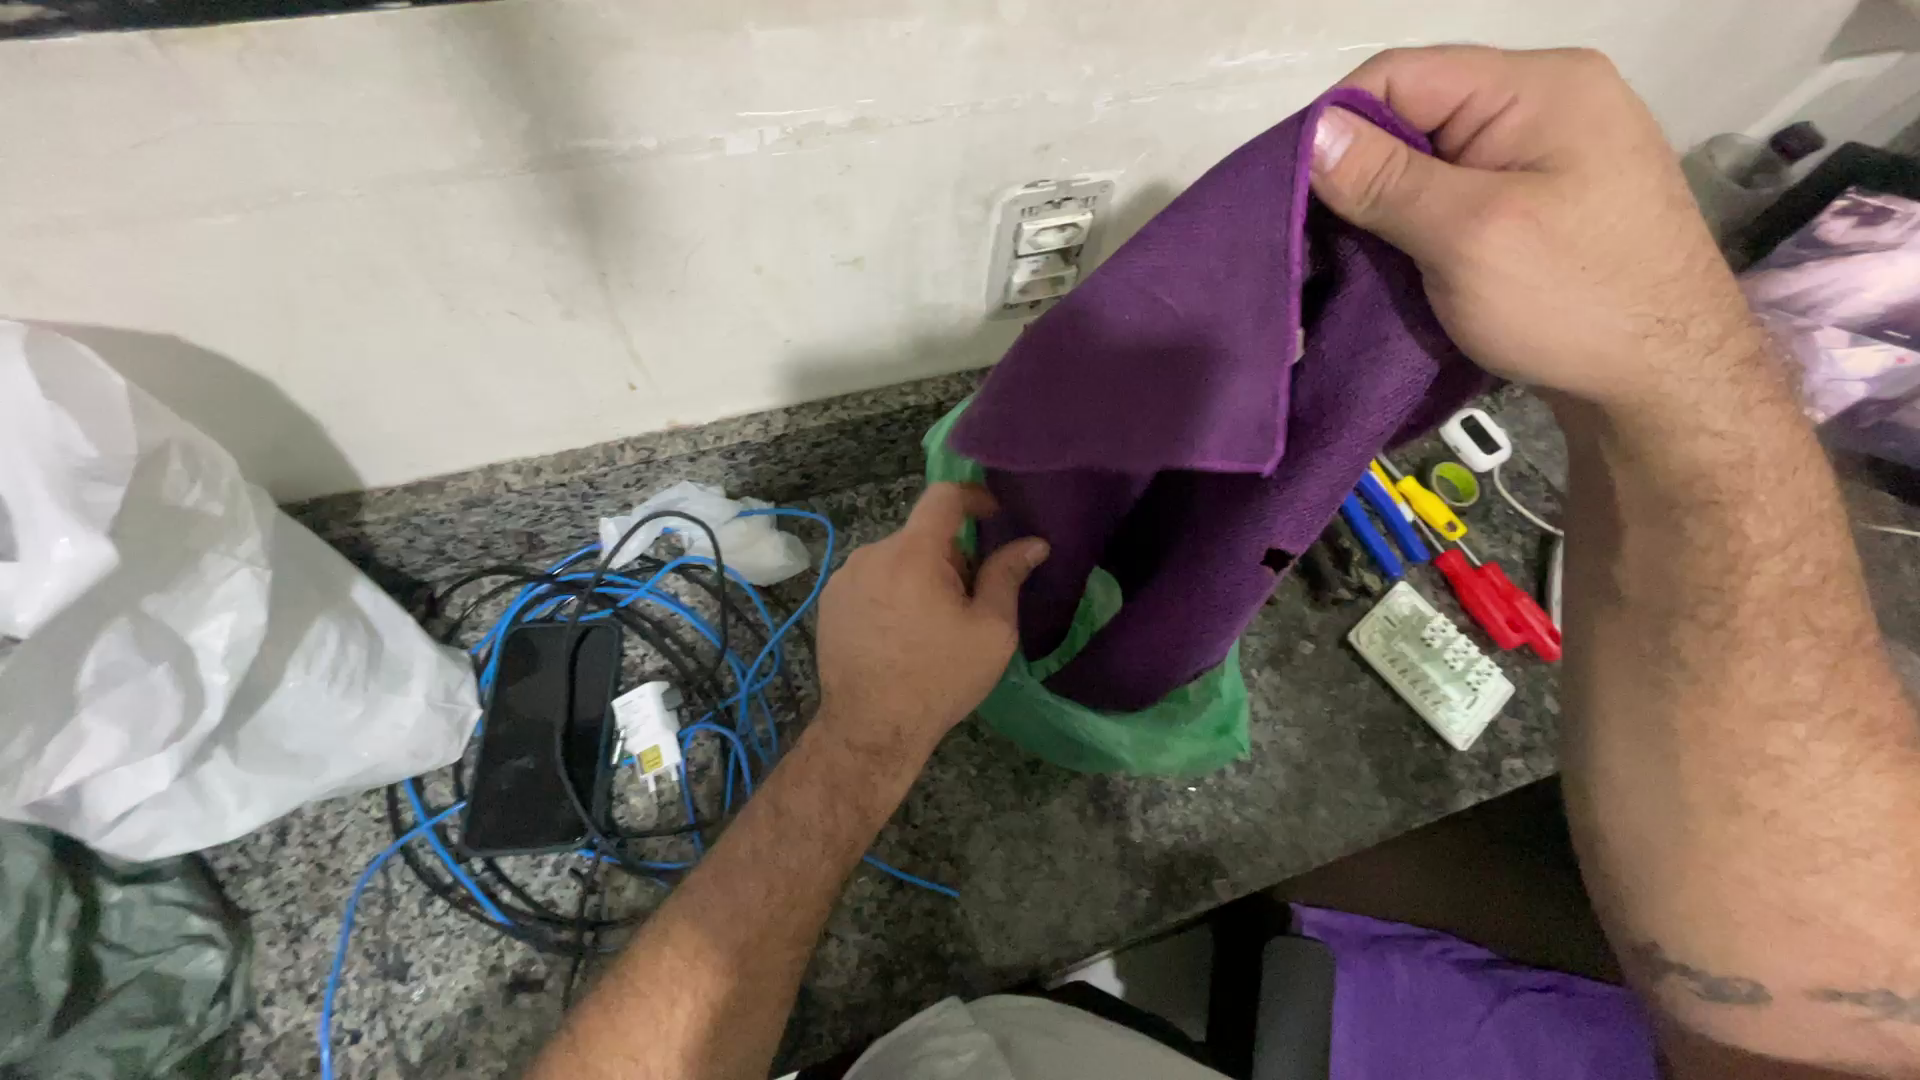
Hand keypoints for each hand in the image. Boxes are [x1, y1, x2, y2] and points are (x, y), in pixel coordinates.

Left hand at [814, 483, 1048, 754]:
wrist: (871, 728)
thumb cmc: (939, 679)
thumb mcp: (991, 631)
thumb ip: (1008, 577)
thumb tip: (1034, 543)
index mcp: (913, 554)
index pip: (943, 497)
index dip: (973, 497)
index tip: (993, 516)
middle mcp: (871, 554)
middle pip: (921, 535)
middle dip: (950, 557)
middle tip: (966, 602)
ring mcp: (844, 578)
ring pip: (895, 559)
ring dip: (918, 576)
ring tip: (930, 626)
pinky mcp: (829, 601)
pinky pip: (871, 579)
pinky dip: (891, 592)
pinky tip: (898, 634)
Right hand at [1308, 46, 1769, 409]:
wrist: (1658, 380)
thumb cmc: (1572, 300)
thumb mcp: (1469, 234)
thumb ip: (1387, 180)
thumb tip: (1312, 134)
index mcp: (1534, 87)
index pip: (1399, 75)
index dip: (1331, 126)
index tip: (1284, 194)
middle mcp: (1535, 105)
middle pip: (1408, 114)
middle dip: (1347, 171)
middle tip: (1302, 235)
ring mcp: (1534, 155)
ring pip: (1419, 161)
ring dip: (1370, 204)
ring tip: (1330, 253)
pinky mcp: (1525, 202)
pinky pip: (1441, 196)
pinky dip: (1399, 224)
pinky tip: (1376, 258)